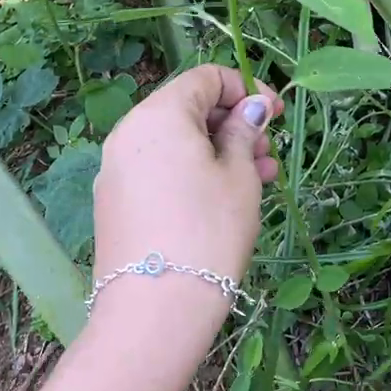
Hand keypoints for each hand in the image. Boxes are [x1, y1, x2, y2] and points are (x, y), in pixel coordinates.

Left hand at [90, 65, 280, 328]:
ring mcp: (117, 171)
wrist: (155, 313)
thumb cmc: (208, 230)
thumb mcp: (239, 174)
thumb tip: (251, 107)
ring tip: (259, 179)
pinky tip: (225, 200)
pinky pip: (160, 170)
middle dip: (233, 124)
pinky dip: (193, 173)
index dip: (246, 89)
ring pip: (177, 143)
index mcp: (158, 114)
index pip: (206, 78)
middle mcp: (129, 134)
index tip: (275, 115)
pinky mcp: (115, 204)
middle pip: (189, 109)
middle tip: (268, 153)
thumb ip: (244, 130)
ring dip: (219, 151)